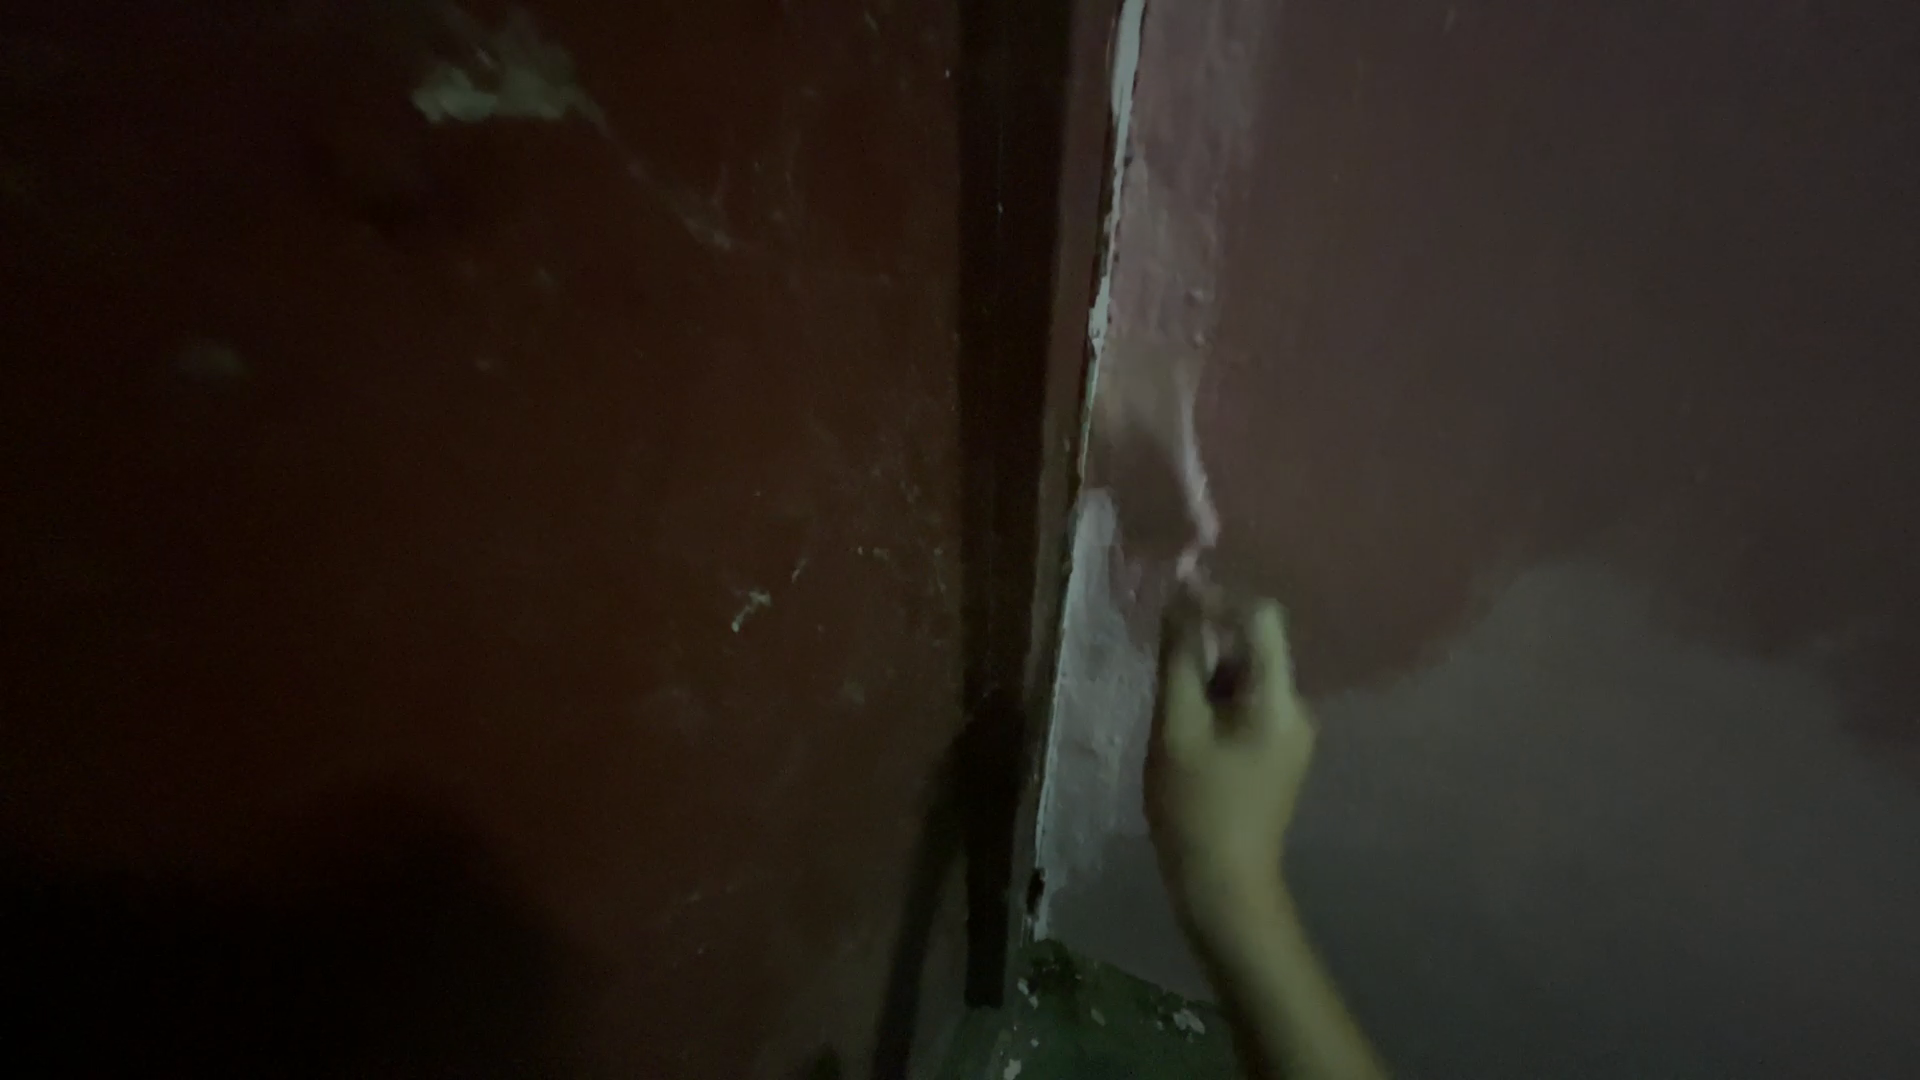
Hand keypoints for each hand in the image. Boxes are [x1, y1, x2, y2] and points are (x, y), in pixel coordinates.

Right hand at [1147, 596, 1313, 940]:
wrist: (1223, 884)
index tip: (1173, 604)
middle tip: (1161, 674)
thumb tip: (1180, 599)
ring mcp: (1289, 730)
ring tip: (1171, 713)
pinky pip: (1244, 702)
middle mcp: (1295, 707)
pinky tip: (1186, 729)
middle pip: (1251, 646)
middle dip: (1204, 644)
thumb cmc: (1195, 804)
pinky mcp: (1277, 749)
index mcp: (1278, 698)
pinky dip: (1212, 699)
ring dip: (1204, 674)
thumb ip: (1178, 658)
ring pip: (1242, 675)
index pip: (1260, 617)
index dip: (1217, 599)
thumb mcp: (1176, 724)